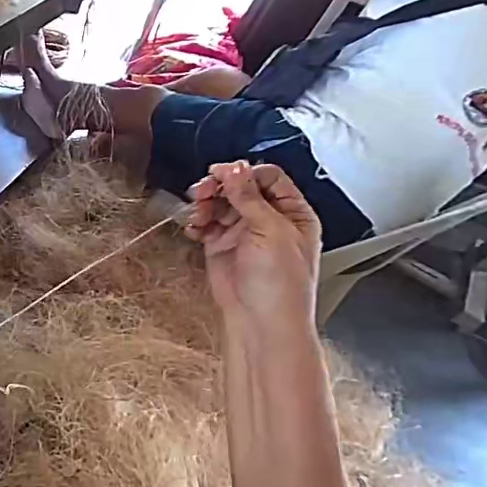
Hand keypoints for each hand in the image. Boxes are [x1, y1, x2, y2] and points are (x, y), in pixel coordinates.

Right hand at [186, 162, 321, 333]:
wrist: (260, 319)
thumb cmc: (280, 282)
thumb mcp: (270, 231)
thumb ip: (249, 197)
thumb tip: (235, 167)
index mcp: (292, 213)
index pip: (267, 178)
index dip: (243, 174)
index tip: (220, 175)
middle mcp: (267, 219)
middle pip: (238, 188)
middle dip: (217, 187)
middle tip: (201, 192)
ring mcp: (242, 232)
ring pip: (218, 203)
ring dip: (204, 204)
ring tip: (197, 215)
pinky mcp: (220, 244)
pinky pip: (204, 223)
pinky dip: (196, 221)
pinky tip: (194, 228)